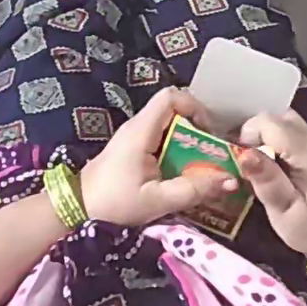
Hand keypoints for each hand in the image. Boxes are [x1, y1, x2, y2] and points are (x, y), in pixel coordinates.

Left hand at [79, 88, 236, 226]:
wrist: (77, 209)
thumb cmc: (113, 203)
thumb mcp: (157, 200)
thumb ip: (193, 189)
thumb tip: (229, 180)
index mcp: (140, 131)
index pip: (170, 96)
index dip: (195, 107)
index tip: (208, 133)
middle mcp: (137, 127)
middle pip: (173, 111)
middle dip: (197, 129)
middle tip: (211, 154)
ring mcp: (133, 137)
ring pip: (168, 126)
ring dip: (188, 143)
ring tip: (201, 166)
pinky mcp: (132, 150)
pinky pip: (160, 139)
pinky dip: (176, 151)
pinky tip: (182, 173)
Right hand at [235, 111, 306, 264]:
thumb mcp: (283, 212)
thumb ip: (266, 181)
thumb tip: (244, 154)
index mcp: (306, 153)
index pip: (267, 122)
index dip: (248, 137)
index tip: (243, 162)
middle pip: (273, 117)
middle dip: (254, 135)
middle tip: (249, 165)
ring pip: (279, 120)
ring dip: (263, 137)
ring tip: (259, 165)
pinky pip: (286, 130)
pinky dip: (272, 140)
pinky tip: (271, 165)